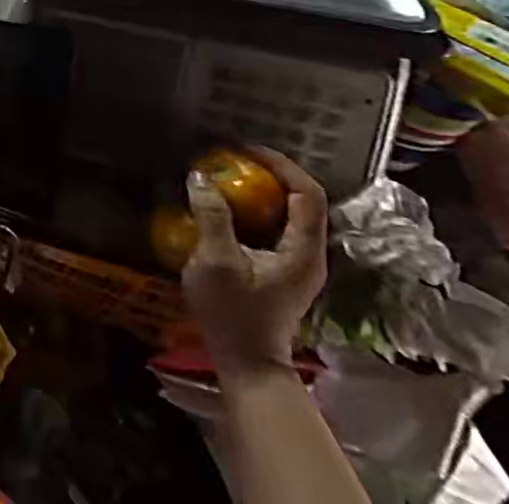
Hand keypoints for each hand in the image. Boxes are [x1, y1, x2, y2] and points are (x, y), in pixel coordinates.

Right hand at [182, 145, 327, 376]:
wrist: (246, 360)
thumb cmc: (233, 312)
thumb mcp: (217, 261)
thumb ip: (212, 217)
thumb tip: (199, 177)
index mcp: (303, 250)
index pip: (308, 195)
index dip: (281, 165)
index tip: (246, 149)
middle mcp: (309, 253)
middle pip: (301, 201)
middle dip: (268, 174)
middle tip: (230, 159)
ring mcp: (296, 263)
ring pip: (287, 214)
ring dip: (259, 191)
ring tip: (224, 176)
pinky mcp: (280, 270)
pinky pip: (273, 227)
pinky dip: (252, 210)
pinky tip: (224, 208)